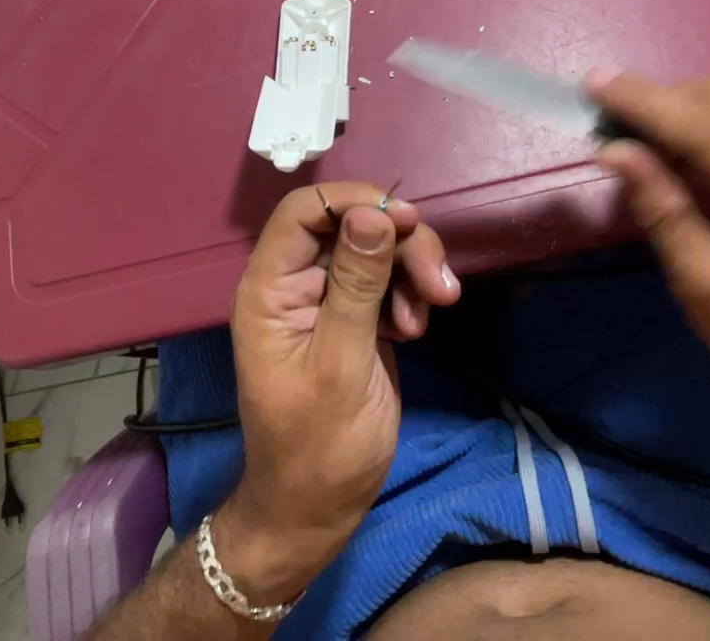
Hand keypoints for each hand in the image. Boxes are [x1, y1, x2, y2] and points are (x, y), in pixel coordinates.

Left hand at [220, 182, 457, 600]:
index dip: (354, 202)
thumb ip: (356, 285)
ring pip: (374, 250)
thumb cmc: (319, 444)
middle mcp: (293, 284)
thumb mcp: (342, 363)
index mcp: (269, 288)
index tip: (407, 219)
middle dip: (399, 244)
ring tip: (429, 314)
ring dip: (410, 272)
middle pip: (349, 227)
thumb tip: (372, 213)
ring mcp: (325, 300)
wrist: (319, 507)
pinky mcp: (354, 318)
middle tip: (440, 285)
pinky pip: (385, 282)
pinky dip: (409, 295)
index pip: (302, 212)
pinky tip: (416, 330)